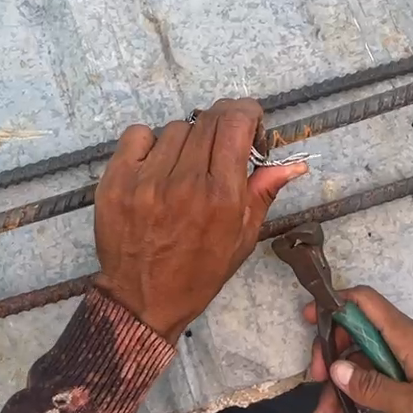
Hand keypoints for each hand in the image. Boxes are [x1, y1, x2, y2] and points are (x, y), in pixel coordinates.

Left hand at [94, 98, 308, 339]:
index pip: (236, 123)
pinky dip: (150, 143)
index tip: (248, 124)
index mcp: (222, 196)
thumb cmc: (199, 271)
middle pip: (208, 119)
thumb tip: (295, 163)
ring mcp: (147, 180)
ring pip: (176, 128)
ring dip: (187, 139)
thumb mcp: (242, 237)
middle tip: (221, 143)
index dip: (247, 113)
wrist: (142, 299)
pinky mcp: (116, 180)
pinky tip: (155, 166)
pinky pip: (139, 134)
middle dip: (222, 122)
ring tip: (185, 167)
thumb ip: (264, 192)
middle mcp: (185, 182)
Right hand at [306, 286, 412, 412]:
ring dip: (339, 382)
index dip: (336, 303)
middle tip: (315, 380)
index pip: (368, 302)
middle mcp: (410, 346)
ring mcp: (411, 369)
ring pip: (362, 360)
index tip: (308, 319)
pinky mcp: (412, 391)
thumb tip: (336, 367)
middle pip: (359, 331)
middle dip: (332, 350)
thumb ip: (373, 386)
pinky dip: (354, 395)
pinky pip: (374, 382)